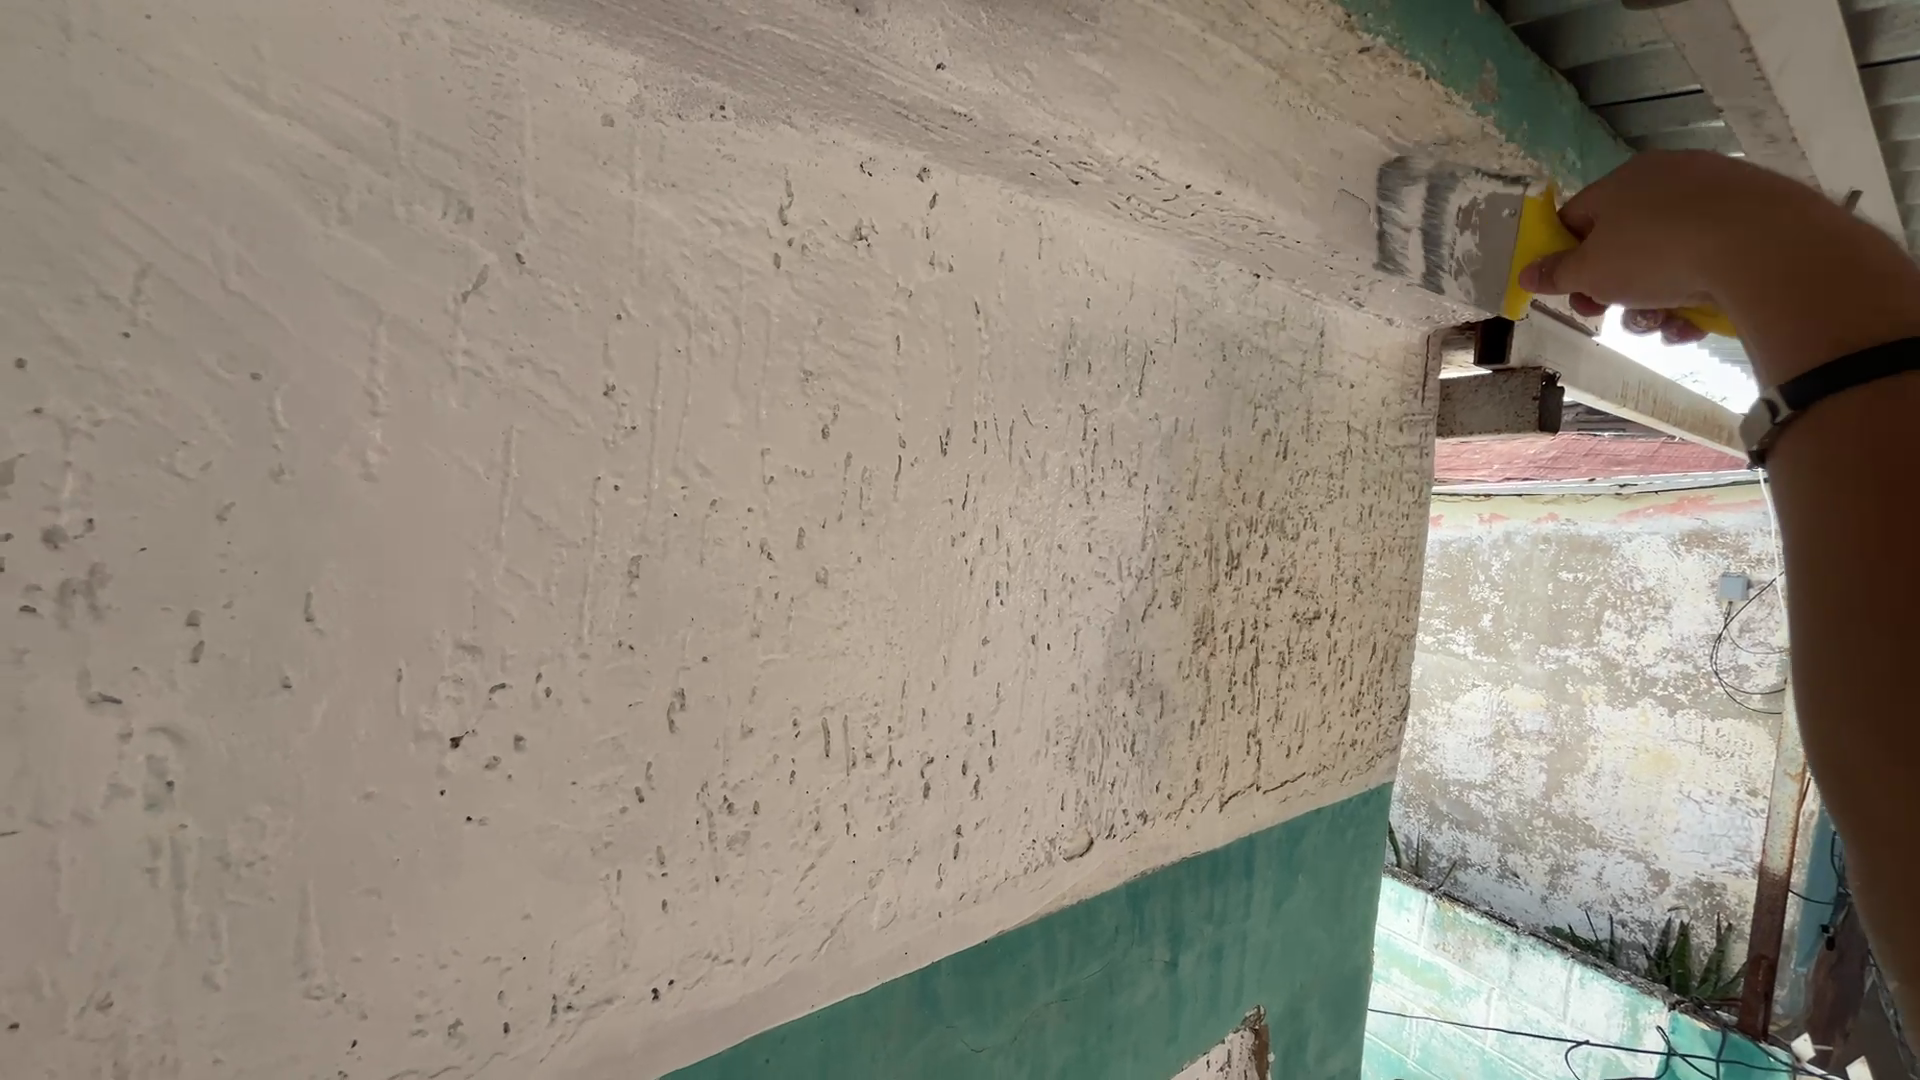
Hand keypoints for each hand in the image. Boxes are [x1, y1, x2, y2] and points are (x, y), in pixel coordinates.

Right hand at [1517, 150, 1835, 345]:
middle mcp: (1668, 178)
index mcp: (1622, 181)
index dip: (1563, 260)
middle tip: (1605, 312)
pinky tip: (1691, 320)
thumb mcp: (1586, 272)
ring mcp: (1717, 194)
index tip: (1568, 291)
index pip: (1574, 220)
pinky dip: (1692, 292)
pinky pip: (1706, 259)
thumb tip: (1527, 273)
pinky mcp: (1758, 216)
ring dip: (1647, 301)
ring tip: (1656, 325)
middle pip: (1618, 243)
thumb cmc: (1655, 254)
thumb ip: (1553, 274)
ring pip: (1661, 259)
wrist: (1768, 248)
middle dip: (1608, 287)